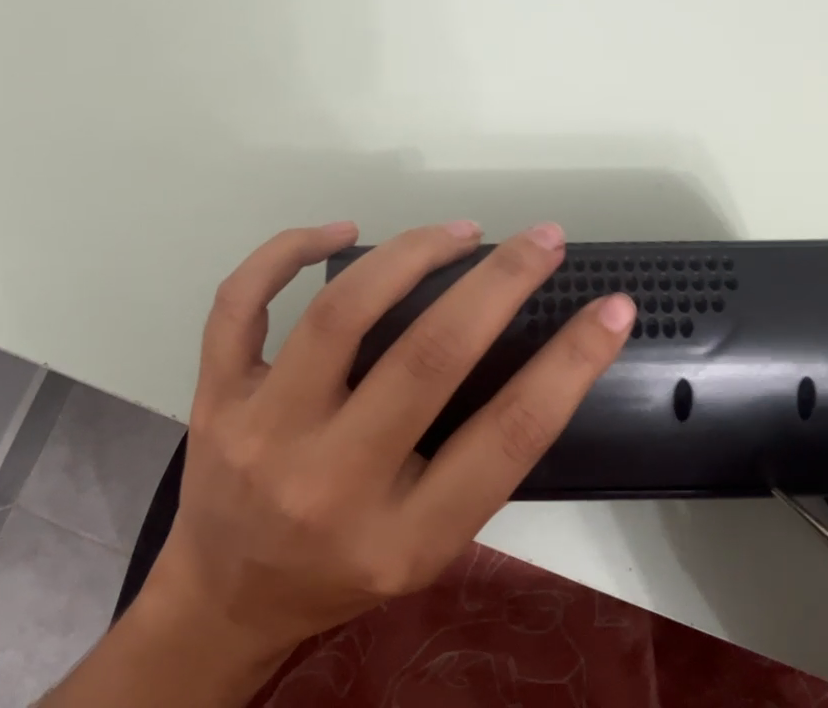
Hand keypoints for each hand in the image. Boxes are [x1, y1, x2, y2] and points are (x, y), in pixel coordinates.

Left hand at [50, 220, 633, 705]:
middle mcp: (330, 481)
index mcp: (402, 537)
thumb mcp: (424, 551)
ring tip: (459, 232)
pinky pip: (241, 301)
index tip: (610, 308)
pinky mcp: (217, 395)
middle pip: (427, 358)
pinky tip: (340, 229)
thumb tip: (535, 360)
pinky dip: (286, 251)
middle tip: (541, 240)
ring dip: (410, 255)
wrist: (225, 596)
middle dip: (499, 284)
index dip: (570, 364)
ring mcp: (262, 431)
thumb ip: (472, 471)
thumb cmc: (338, 574)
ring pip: (339, 313)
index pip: (505, 438)